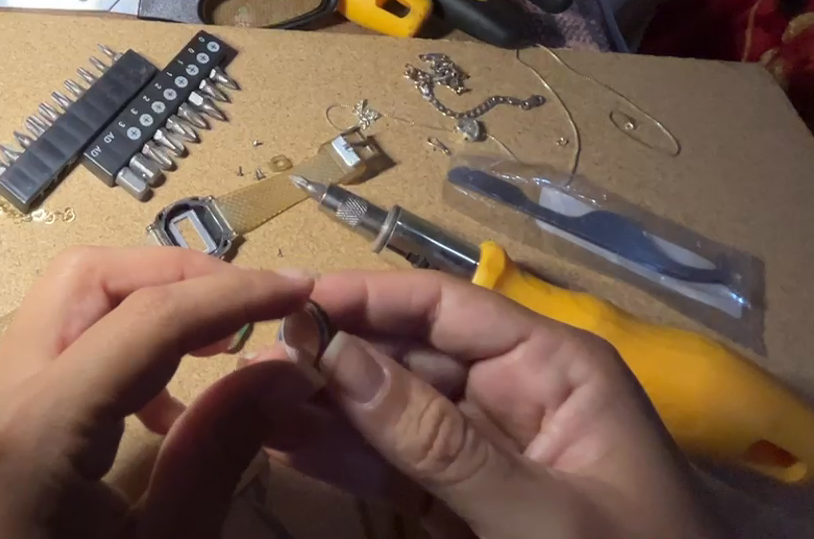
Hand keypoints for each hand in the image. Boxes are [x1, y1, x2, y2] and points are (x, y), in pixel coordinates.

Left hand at [0, 247, 319, 537]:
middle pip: (88, 276)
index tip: (298, 287)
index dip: (229, 295)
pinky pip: (58, 341)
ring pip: (69, 297)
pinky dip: (116, 339)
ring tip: (219, 344)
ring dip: (147, 301)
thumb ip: (218, 451)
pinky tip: (162, 400)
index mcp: (36, 430)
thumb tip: (285, 369)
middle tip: (250, 308)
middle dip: (176, 276)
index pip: (143, 320)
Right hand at [248, 269, 721, 538]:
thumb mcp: (540, 516)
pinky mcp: (469, 497)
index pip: (443, 303)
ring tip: (261, 404)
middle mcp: (515, 390)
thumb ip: (433, 436)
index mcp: (552, 365)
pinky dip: (349, 457)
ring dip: (330, 408)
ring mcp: (489, 445)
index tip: (293, 301)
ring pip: (393, 407)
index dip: (366, 297)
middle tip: (261, 362)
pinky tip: (294, 447)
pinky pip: (399, 462)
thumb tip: (332, 354)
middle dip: (337, 358)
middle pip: (409, 353)